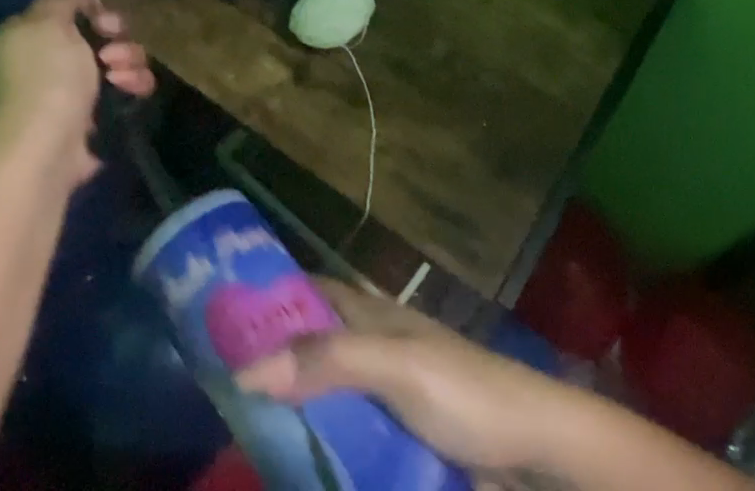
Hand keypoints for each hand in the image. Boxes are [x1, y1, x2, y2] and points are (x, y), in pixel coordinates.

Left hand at [0, 0, 154, 182]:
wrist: (47, 145)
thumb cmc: (45, 78)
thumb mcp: (48, 25)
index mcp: (32, 33)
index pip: (70, 7)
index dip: (92, 7)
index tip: (101, 15)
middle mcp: (51, 57)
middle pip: (100, 32)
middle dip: (116, 35)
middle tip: (112, 46)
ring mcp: (74, 86)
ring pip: (118, 58)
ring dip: (128, 60)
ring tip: (119, 75)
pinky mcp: (96, 111)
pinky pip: (125, 86)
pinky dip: (133, 83)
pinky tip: (129, 88)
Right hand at [234, 277, 572, 475]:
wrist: (537, 449)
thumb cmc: (469, 394)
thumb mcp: (399, 367)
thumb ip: (330, 362)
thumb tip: (247, 370)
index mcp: (380, 320)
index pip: (318, 293)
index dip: (275, 295)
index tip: (223, 311)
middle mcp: (381, 352)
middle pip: (316, 347)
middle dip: (273, 360)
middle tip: (217, 385)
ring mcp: (392, 397)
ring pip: (328, 394)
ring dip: (293, 407)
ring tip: (240, 430)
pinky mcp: (401, 439)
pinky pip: (348, 436)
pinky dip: (320, 443)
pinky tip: (292, 461)